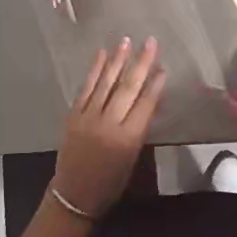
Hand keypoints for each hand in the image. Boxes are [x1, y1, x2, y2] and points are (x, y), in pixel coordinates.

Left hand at [52, 38, 165, 217]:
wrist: (74, 195)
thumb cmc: (110, 183)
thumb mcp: (132, 160)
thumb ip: (139, 129)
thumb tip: (147, 101)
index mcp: (128, 140)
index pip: (145, 105)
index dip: (155, 85)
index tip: (163, 67)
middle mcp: (108, 125)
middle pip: (128, 88)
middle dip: (140, 63)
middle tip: (150, 42)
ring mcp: (88, 118)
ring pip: (106, 84)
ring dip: (117, 60)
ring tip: (126, 41)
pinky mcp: (73, 116)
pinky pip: (85, 89)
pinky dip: (94, 71)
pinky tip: (101, 55)